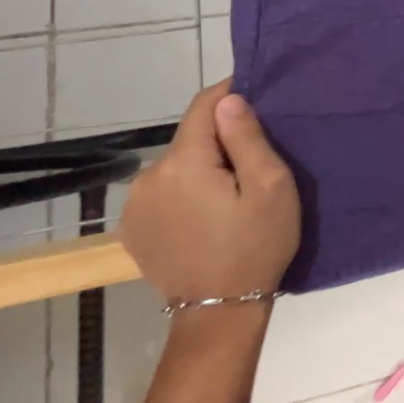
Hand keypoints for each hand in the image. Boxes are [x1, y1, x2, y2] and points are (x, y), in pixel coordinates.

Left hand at [122, 80, 300, 303]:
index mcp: (183, 164)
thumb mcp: (270, 186)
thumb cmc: (256, 243)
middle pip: (190, 137)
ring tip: (236, 187)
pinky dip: (189, 188)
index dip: (230, 93)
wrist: (220, 309)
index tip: (259, 93)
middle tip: (259, 155)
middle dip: (222, 137)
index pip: (203, 106)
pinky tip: (211, 210)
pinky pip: (166, 190)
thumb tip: (229, 100)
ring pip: (178, 164)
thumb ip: (247, 138)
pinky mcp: (133, 228)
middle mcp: (148, 178)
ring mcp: (135, 206)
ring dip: (205, 164)